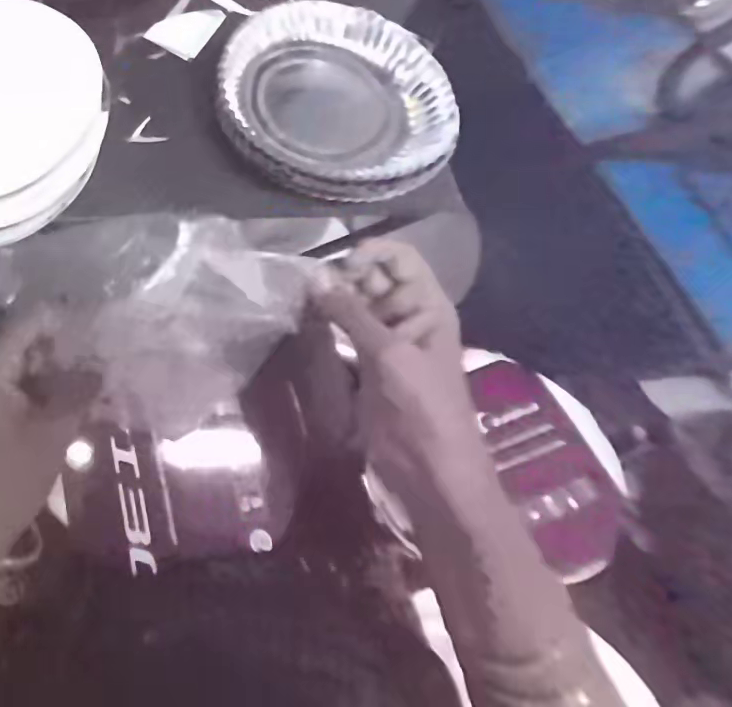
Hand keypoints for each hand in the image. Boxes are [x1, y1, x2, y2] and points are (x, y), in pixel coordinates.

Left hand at [0, 307, 96, 552]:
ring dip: (55, 360)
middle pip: (26, 332)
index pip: (32, 317)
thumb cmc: (9, 478)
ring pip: (23, 354)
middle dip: (64, 339)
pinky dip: (43, 379)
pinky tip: (71, 391)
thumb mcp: (53, 432)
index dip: (67, 318)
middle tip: (100, 350)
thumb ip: (78, 389)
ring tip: (92, 370)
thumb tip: (100, 366)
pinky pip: (17, 376)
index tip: (99, 328)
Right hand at [316, 240, 481, 478]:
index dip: (370, 253)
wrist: (432, 477)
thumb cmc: (421, 409)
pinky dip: (324, 324)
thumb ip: (350, 313)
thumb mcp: (388, 355)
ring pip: (352, 304)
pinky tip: (302, 323)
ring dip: (328, 300)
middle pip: (372, 278)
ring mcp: (384, 341)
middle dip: (340, 276)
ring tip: (299, 301)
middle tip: (307, 286)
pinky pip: (342, 332)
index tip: (337, 266)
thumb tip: (315, 276)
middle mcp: (406, 316)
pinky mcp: (364, 365)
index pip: (400, 258)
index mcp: (427, 306)